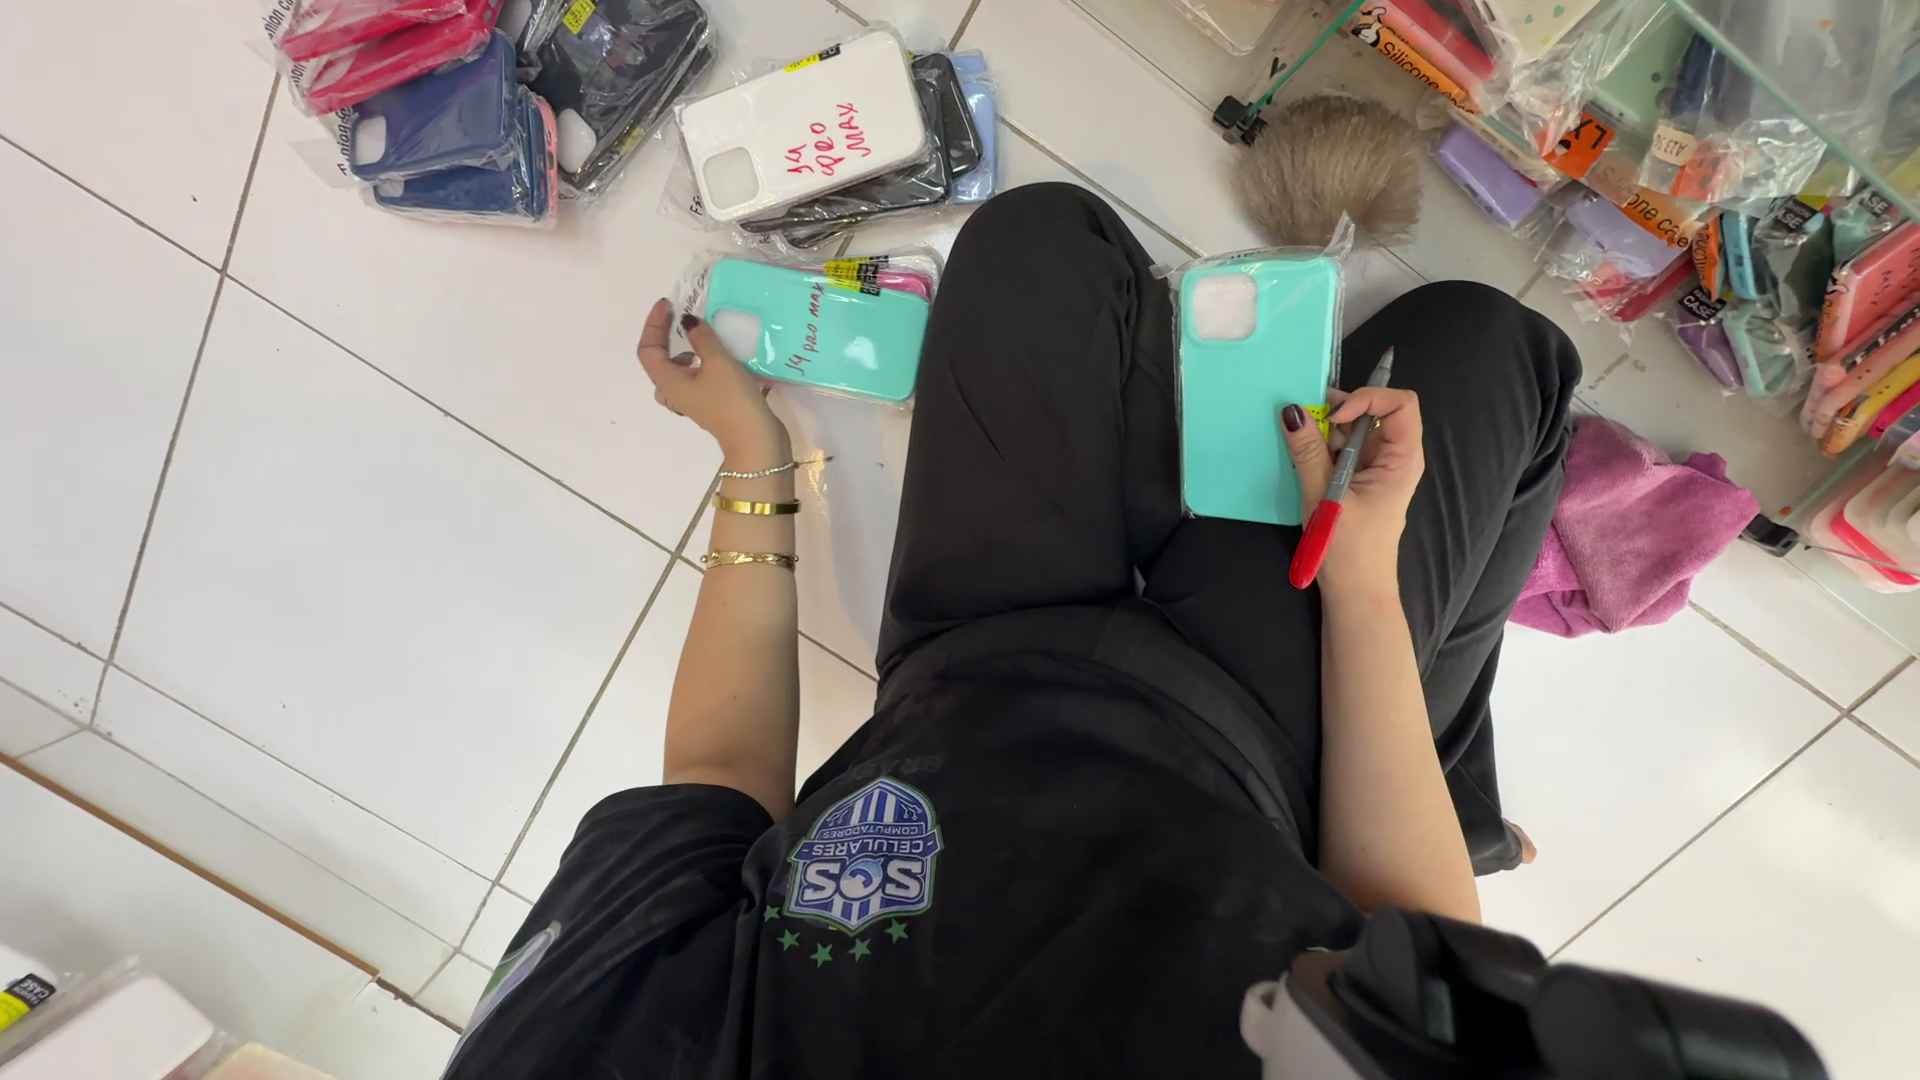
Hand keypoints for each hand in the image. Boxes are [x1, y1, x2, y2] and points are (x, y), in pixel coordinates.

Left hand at [636, 298, 789, 460]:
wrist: (756, 440)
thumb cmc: (733, 401)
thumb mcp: (718, 363)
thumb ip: (702, 338)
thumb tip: (689, 322)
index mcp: (668, 382)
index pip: (648, 349)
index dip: (654, 324)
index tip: (669, 305)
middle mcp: (675, 393)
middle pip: (659, 360)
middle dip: (667, 336)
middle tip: (683, 318)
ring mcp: (692, 401)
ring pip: (677, 372)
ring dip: (683, 352)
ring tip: (700, 338)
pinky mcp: (709, 406)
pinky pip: (694, 379)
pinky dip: (699, 365)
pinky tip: (719, 359)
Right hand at [1281, 387, 1424, 594]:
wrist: (1355, 590)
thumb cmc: (1349, 548)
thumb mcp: (1323, 497)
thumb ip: (1308, 452)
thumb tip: (1292, 411)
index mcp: (1401, 459)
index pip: (1400, 404)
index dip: (1368, 399)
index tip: (1333, 417)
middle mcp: (1393, 457)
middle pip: (1373, 412)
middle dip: (1337, 413)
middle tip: (1305, 428)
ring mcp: (1375, 467)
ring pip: (1353, 430)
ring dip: (1325, 433)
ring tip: (1302, 451)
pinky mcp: (1357, 478)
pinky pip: (1342, 449)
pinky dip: (1321, 448)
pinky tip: (1304, 462)